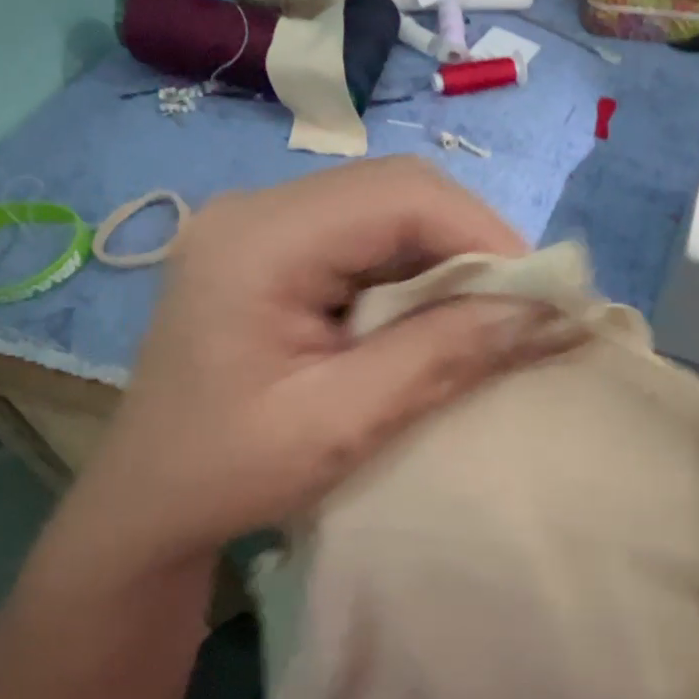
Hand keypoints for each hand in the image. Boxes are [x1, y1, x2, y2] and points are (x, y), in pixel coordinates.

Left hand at [72, 157, 579, 568]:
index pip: (402, 196)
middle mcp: (258, 210)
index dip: (487, 235)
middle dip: (474, 246)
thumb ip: (444, 356)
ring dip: (450, 262)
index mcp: (260, 240)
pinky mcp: (273, 255)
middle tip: (524, 310)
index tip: (544, 298)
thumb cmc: (233, 473)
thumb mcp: (345, 420)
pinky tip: (436, 321)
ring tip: (491, 319)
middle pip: (398, 194)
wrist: (149, 505)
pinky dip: (417, 277)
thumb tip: (548, 315)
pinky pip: (367, 244)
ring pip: (389, 215)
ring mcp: (262, 228)